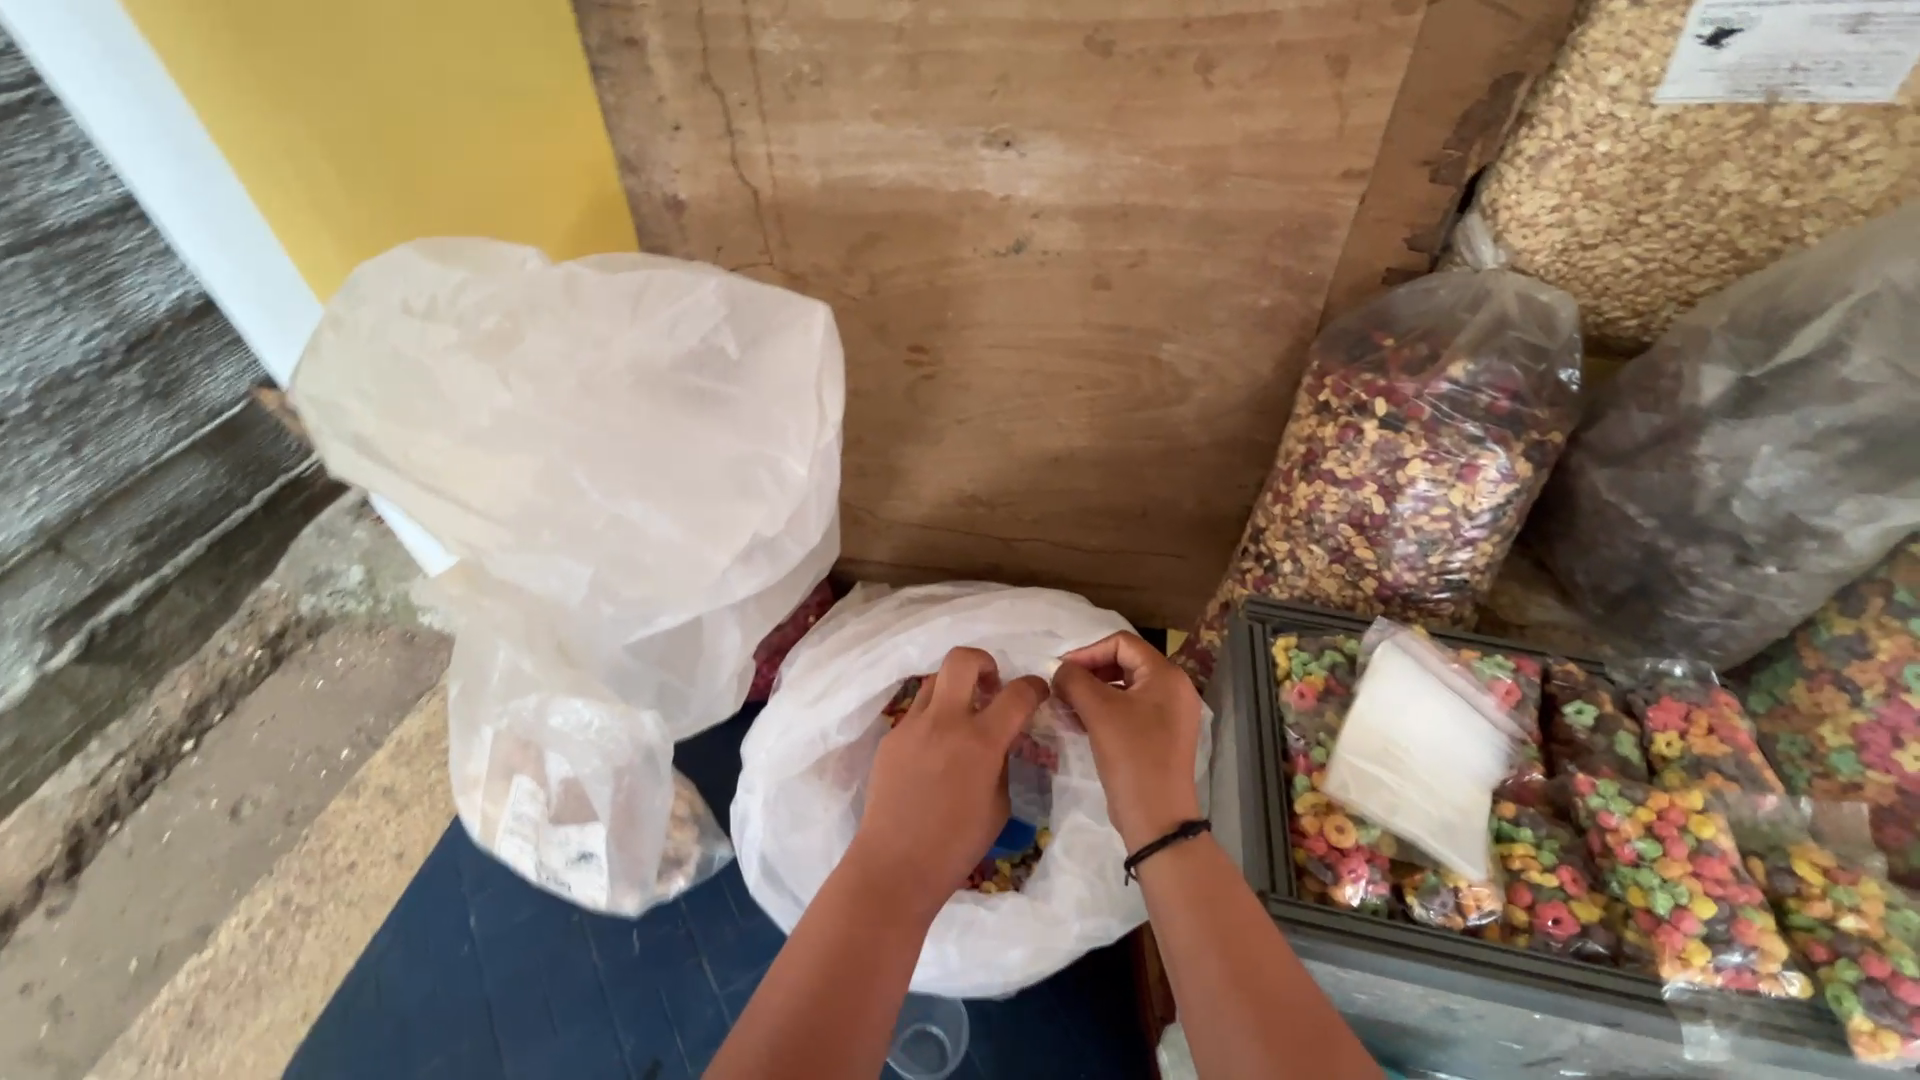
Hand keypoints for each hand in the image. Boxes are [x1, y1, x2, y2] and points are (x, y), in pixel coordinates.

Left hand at [853, 647, 1048, 911]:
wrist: (895, 865)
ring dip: (955, 690)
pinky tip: (936, 751)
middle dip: (984, 662)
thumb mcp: (999, 805)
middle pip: (962, 659)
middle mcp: (944, 722)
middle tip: (992, 686)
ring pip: (935, 682)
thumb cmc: (956, 845)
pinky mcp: (890, 738)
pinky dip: (933, 719)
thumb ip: (1002, 762)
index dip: (1034, 686)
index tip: (1037, 693)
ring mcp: (911, 726)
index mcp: (980, 741)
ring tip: (962, 718)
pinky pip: (916, 713)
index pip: (1017, 693)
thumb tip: (1000, 741)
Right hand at [1051, 632, 1203, 851]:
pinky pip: (1128, 711)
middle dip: (1088, 673)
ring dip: (1091, 694)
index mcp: (1166, 675)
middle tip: (1060, 689)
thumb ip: (1074, 680)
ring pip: (1123, 689)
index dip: (1088, 651)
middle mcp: (1173, 689)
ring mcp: (1168, 715)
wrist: (1156, 816)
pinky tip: (1078, 724)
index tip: (1060, 670)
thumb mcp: (1098, 710)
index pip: (1122, 643)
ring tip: (1064, 708)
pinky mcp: (1159, 737)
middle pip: (1123, 664)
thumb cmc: (1131, 755)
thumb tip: (1060, 671)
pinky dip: (1102, 712)